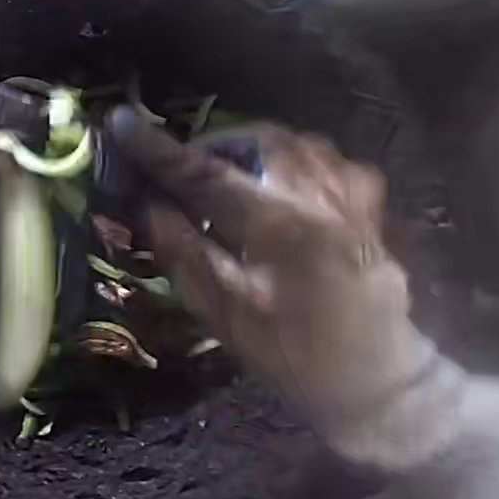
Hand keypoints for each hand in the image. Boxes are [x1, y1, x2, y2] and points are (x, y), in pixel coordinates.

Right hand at [110, 110, 498, 498]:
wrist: (379, 377)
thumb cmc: (294, 352)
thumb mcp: (223, 312)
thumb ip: (182, 250)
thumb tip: (147, 201)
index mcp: (283, 227)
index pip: (204, 173)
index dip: (156, 148)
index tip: (119, 121)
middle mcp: (322, 194)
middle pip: (249, 139)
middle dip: (207, 147)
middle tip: (180, 174)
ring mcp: (352, 189)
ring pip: (284, 139)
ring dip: (241, 150)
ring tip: (219, 181)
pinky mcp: (366, 194)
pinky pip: (314, 153)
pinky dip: (278, 158)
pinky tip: (267, 186)